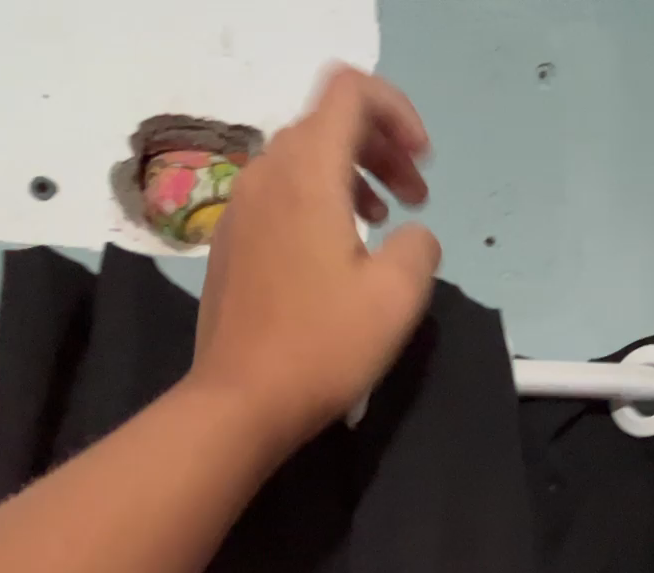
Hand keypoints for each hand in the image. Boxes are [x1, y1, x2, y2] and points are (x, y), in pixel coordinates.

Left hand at [188, 67, 441, 450]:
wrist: (242, 399)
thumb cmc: (324, 346)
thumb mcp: (397, 297)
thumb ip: (419, 246)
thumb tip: (411, 236)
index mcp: (307, 172)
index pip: (351, 91)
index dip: (397, 112)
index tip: (422, 163)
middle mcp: (265, 174)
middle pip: (327, 123)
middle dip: (381, 148)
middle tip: (414, 197)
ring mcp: (240, 208)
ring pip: (302, 160)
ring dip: (352, 176)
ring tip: (382, 223)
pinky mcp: (230, 243)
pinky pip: (280, 196)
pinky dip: (318, 202)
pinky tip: (337, 255)